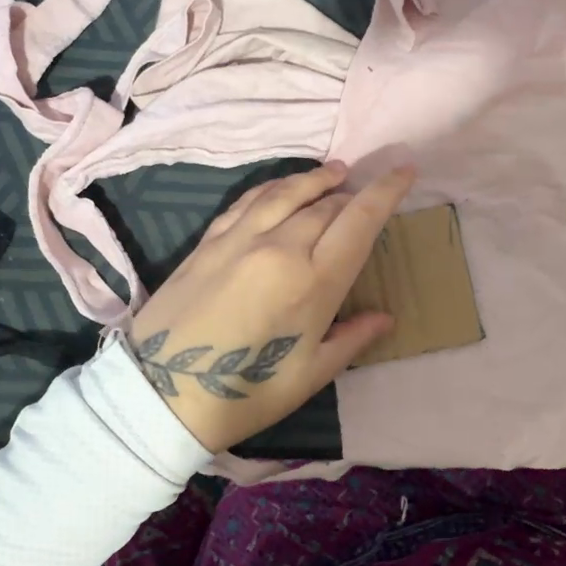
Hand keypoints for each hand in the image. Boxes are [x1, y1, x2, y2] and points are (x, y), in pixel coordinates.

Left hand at [126, 161, 415, 452]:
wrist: (160, 396)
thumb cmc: (246, 393)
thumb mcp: (310, 376)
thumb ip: (352, 339)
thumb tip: (384, 317)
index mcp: (314, 282)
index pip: (359, 220)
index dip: (386, 191)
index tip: (405, 170)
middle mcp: (280, 247)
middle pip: (327, 204)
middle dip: (354, 195)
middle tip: (368, 195)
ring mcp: (240, 239)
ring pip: (286, 192)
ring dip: (316, 179)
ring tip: (335, 172)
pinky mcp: (209, 241)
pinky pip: (249, 200)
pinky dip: (274, 187)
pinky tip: (283, 188)